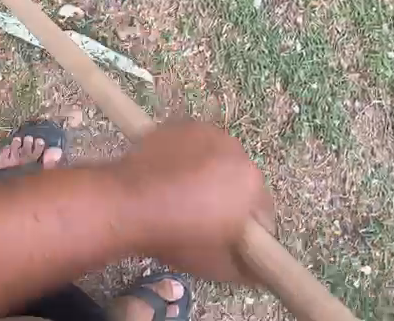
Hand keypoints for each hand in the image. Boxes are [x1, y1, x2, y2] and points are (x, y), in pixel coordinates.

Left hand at [109, 120, 272, 282]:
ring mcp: (206, 131)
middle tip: (204, 216)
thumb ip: (251, 269)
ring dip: (209, 172)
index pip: (262, 212)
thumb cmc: (179, 236)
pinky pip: (194, 144)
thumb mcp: (221, 269)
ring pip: (218, 158)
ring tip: (184, 193)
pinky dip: (188, 156)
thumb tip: (258, 267)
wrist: (130, 201)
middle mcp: (235, 148)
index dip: (249, 231)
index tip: (230, 240)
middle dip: (229, 196)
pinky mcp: (181, 123)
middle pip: (240, 179)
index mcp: (251, 182)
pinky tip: (170, 174)